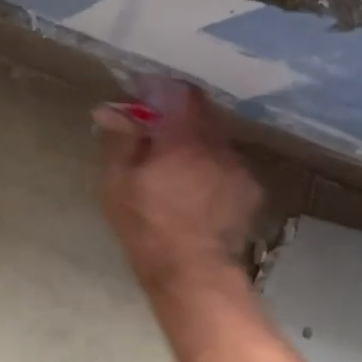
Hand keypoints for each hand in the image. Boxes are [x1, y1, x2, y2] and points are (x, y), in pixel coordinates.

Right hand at [94, 81, 261, 293]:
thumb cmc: (146, 227)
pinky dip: (209, 169)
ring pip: (214, 141)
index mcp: (184, 138)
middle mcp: (218, 144)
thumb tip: (111, 109)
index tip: (140, 97)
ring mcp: (239, 167)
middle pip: (200, 114)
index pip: (181, 92)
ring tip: (173, 168)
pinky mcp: (250, 190)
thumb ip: (120, 141)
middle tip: (152, 134)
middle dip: (175, 118)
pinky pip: (226, 166)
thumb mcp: (118, 184)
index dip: (160, 89)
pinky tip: (194, 192)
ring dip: (194, 145)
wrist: (192, 272)